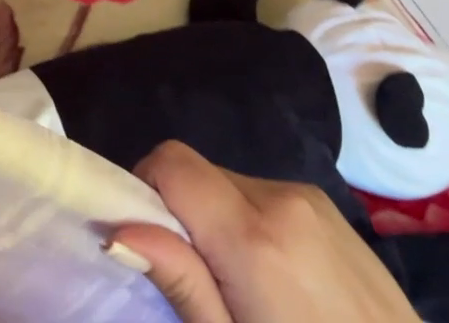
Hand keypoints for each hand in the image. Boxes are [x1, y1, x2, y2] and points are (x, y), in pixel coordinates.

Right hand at [112, 142, 416, 322]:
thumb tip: (117, 230)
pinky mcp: (331, 211)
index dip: (143, 191)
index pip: (170, 162)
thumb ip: (183, 284)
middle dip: (180, 214)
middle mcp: (281, 197)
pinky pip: (264, 196)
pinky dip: (248, 223)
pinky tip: (275, 279)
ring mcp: (312, 200)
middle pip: (197, 173)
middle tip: (195, 279)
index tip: (148, 243)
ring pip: (228, 184)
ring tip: (240, 287)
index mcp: (253, 234)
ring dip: (215, 220)